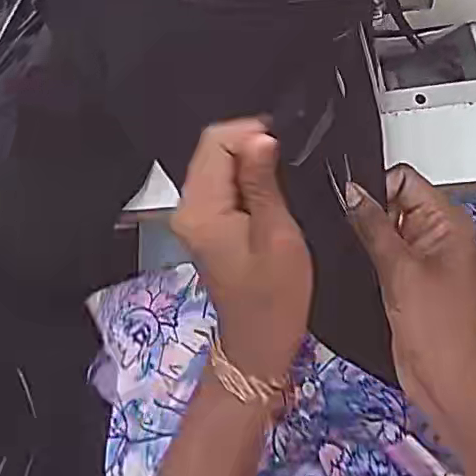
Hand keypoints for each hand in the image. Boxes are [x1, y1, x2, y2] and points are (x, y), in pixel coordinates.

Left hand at [172, 119, 312, 381]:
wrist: (258, 343)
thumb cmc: (275, 296)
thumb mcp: (277, 235)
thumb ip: (263, 183)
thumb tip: (261, 137)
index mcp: (201, 209)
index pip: (215, 141)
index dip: (250, 132)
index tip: (284, 144)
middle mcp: (188, 206)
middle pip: (212, 147)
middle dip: (250, 142)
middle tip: (287, 157)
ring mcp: (193, 213)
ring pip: (217, 160)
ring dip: (250, 157)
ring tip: (282, 170)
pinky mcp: (205, 220)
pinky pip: (222, 179)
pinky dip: (245, 173)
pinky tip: (269, 184)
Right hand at [346, 166, 475, 417]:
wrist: (450, 387)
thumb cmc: (442, 332)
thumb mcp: (401, 271)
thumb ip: (373, 226)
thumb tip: (351, 192)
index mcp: (448, 221)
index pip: (405, 179)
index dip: (377, 187)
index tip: (351, 204)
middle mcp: (437, 234)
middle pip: (393, 201)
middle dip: (369, 212)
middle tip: (352, 233)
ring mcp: (422, 258)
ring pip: (384, 228)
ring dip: (367, 237)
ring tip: (356, 252)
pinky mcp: (408, 280)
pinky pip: (383, 254)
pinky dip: (369, 257)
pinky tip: (360, 267)